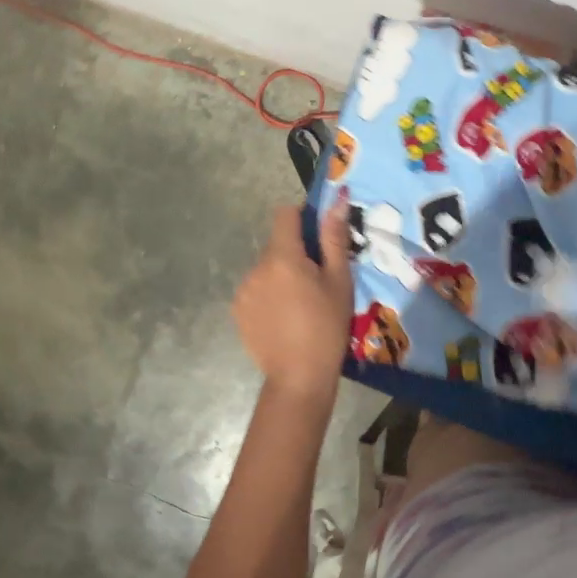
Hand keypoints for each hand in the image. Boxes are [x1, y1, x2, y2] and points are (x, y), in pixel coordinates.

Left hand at [232, 202, 353, 403]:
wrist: (299, 377)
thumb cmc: (327, 327)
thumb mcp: (339, 282)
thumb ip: (334, 238)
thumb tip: (338, 199)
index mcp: (282, 256)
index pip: (285, 214)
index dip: (302, 219)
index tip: (319, 240)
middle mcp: (256, 267)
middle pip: (277, 245)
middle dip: (295, 254)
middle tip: (317, 282)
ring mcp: (243, 290)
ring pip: (266, 268)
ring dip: (281, 276)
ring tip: (300, 306)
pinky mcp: (238, 310)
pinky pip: (256, 290)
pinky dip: (269, 296)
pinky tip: (284, 319)